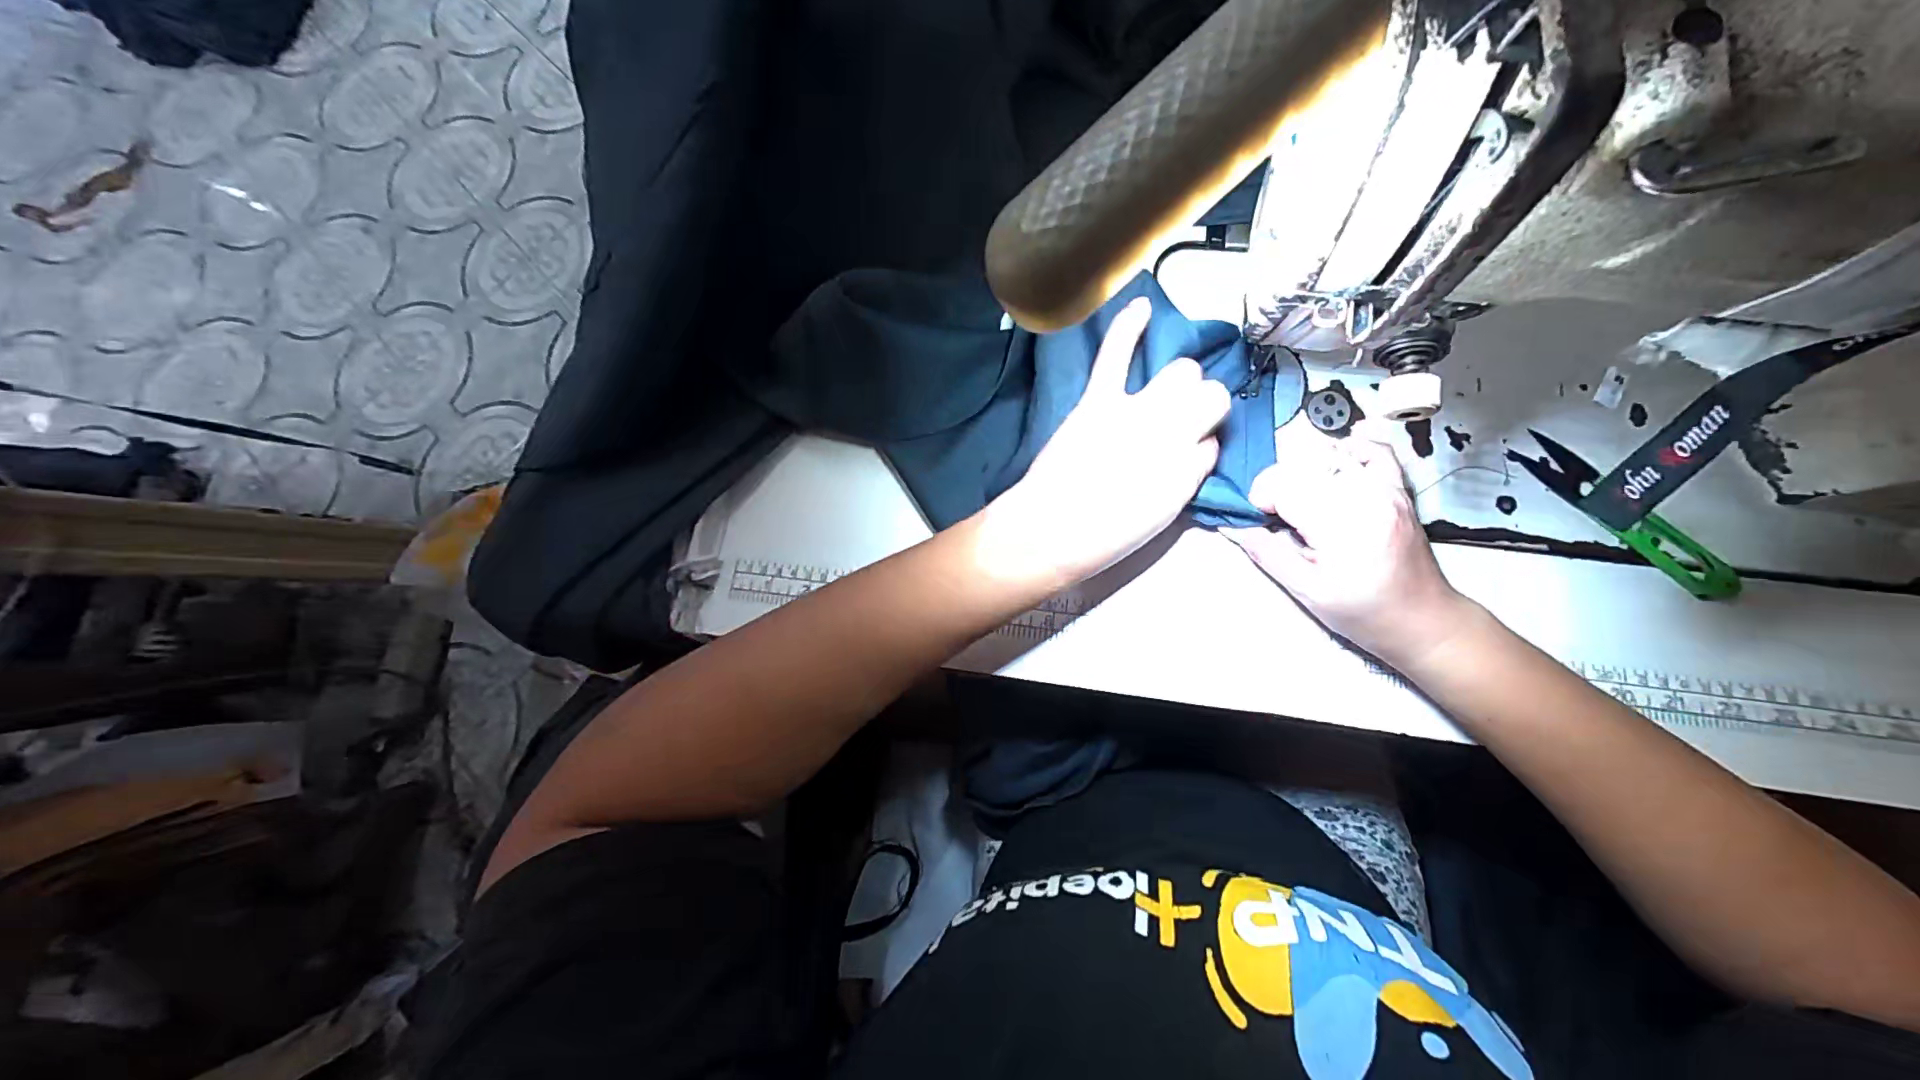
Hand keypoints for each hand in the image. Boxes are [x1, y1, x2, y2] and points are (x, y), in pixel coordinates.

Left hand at [977, 297, 1229, 588]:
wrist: (1048, 531)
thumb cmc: (1104, 536)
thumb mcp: (1162, 515)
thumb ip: (1187, 475)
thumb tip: (1199, 446)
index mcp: (1188, 468)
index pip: (1215, 437)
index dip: (1201, 442)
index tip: (1186, 452)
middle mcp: (1172, 433)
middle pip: (1209, 395)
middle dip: (1200, 404)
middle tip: (1176, 423)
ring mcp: (1134, 412)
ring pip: (1181, 371)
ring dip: (1179, 380)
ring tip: (1164, 393)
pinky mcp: (1097, 401)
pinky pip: (1116, 355)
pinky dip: (1127, 327)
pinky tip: (1141, 306)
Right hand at [1225, 424, 1470, 667]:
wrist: (1423, 619)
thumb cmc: (1363, 612)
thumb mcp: (1305, 591)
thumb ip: (1266, 552)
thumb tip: (1232, 525)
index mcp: (1342, 526)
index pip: (1284, 486)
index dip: (1261, 499)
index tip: (1258, 520)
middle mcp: (1367, 497)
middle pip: (1303, 466)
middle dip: (1278, 486)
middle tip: (1275, 516)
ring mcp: (1386, 489)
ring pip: (1330, 455)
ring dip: (1304, 472)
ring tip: (1301, 500)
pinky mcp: (1398, 489)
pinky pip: (1373, 452)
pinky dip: (1349, 450)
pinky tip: (1332, 467)